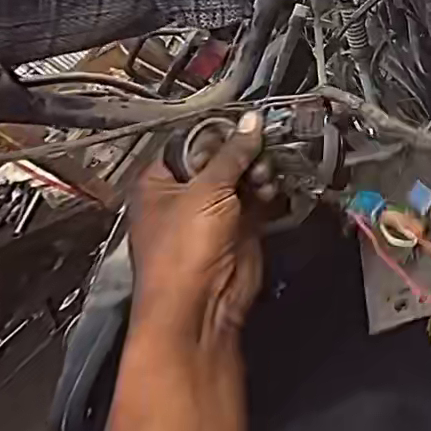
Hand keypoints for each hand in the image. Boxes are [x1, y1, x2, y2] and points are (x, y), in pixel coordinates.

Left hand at [129, 111, 266, 340]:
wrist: (200, 310)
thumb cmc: (184, 249)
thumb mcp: (206, 191)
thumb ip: (233, 153)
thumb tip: (252, 120)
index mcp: (160, 181)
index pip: (190, 141)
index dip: (217, 132)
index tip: (244, 123)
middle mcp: (185, 193)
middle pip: (221, 157)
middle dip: (243, 152)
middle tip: (260, 149)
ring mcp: (213, 210)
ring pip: (242, 175)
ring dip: (257, 170)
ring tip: (264, 175)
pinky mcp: (239, 226)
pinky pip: (256, 196)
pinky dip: (266, 189)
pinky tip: (271, 187)